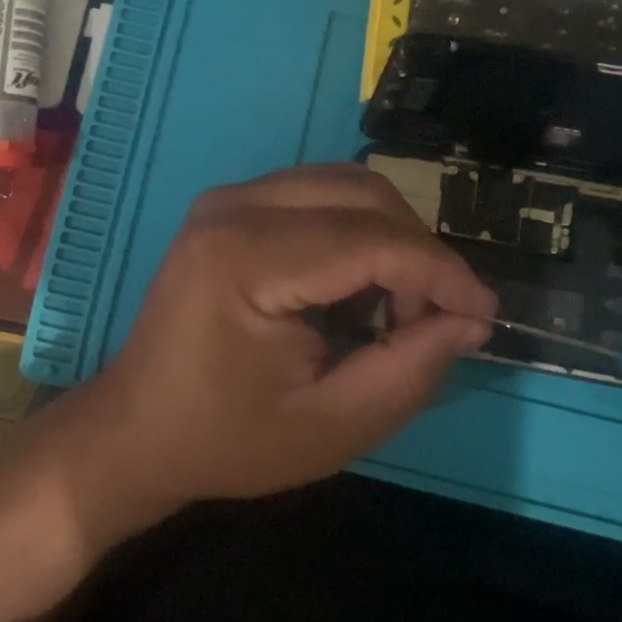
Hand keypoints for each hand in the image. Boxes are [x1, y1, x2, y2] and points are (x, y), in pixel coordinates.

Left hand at [80, 163, 496, 506]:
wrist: (136, 429)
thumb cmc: (226, 438)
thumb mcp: (331, 426)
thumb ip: (407, 370)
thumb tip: (468, 319)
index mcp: (246, 258)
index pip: (370, 239)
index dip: (440, 272)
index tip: (485, 314)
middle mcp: (233, 207)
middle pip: (362, 193)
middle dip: (417, 250)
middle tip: (436, 318)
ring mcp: (226, 198)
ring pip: (344, 183)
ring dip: (390, 235)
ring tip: (401, 306)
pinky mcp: (228, 205)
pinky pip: (316, 193)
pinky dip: (357, 228)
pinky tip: (360, 285)